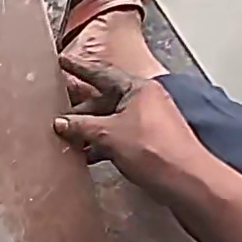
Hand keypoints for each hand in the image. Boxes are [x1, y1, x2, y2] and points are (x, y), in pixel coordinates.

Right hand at [53, 54, 210, 190]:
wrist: (185, 181)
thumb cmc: (153, 150)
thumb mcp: (108, 134)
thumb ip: (81, 126)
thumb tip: (61, 122)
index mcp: (138, 89)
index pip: (101, 74)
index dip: (79, 69)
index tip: (63, 61)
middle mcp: (145, 100)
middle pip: (103, 100)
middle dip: (80, 111)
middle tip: (56, 117)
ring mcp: (148, 121)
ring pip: (110, 120)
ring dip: (89, 131)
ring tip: (67, 140)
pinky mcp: (149, 141)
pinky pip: (118, 136)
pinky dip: (101, 143)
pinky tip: (86, 155)